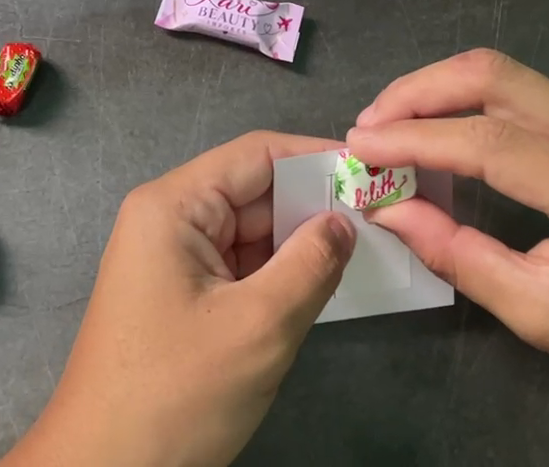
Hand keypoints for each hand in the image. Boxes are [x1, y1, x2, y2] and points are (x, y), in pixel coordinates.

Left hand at [0, 131, 357, 466]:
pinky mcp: (180, 293)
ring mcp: (172, 258)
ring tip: (364, 246)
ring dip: (298, 241)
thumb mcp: (258, 327)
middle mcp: (169, 219)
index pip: (256, 154)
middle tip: (379, 214)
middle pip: (253, 191)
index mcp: (174, 205)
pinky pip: (238, 265)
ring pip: (249, 231)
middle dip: (312, 203)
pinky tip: (321, 280)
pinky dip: (278, 271)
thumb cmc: (176, 393)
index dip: (315, 157)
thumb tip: (343, 222)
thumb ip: (310, 265)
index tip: (369, 169)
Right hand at [347, 49, 548, 409]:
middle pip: (497, 77)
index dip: (418, 138)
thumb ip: (458, 256)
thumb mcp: (541, 317)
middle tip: (369, 125)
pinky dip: (462, 99)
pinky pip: (518, 90)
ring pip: (504, 73)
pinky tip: (434, 127)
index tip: (360, 147)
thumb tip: (387, 207)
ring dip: (435, 89)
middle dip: (419, 90)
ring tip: (388, 124)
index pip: (495, 144)